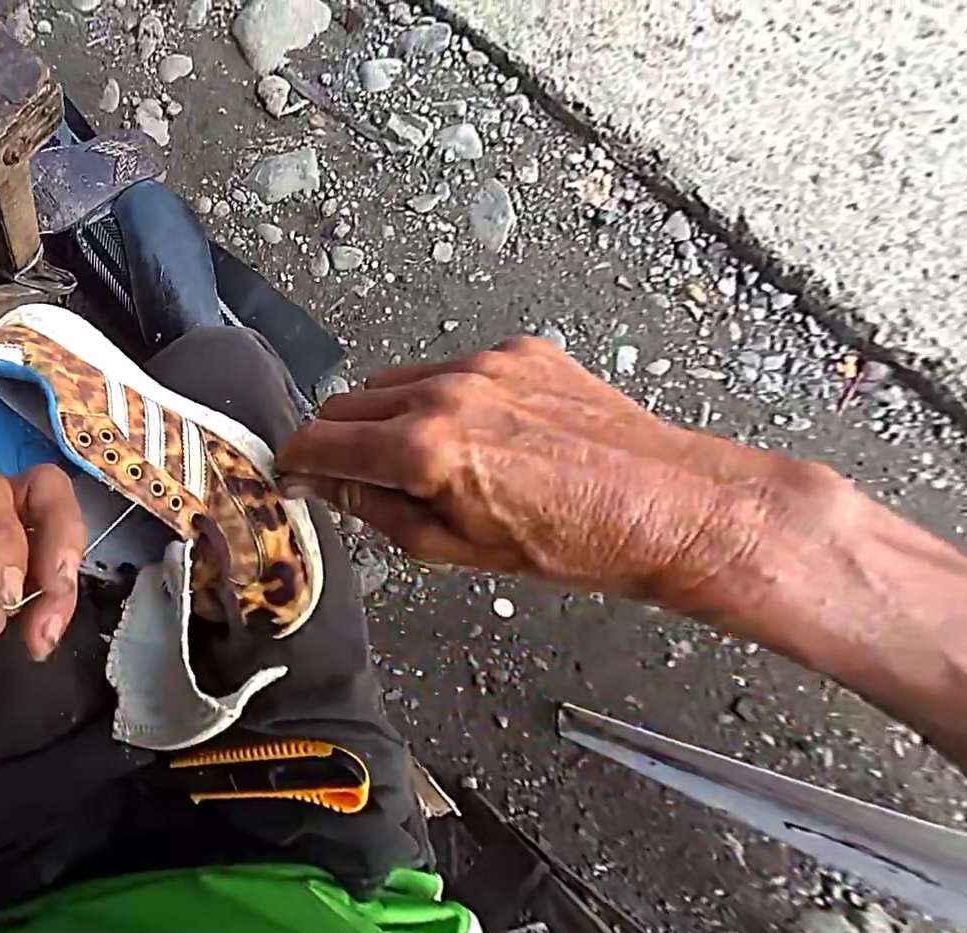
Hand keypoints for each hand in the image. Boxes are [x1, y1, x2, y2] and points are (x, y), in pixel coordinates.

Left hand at [0, 465, 83, 717]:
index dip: (1, 535)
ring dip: (64, 582)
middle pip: (43, 490)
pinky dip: (58, 609)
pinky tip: (38, 641)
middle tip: (52, 588)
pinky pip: (56, 579)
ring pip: (59, 530)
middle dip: (58, 538)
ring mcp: (3, 541)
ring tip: (42, 634)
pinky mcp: (19, 578)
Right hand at [274, 337, 852, 611]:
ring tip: (416, 454)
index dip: (292, 461)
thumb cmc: (567, 542)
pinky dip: (433, 398)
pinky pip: (441, 369)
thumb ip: (368, 507)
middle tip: (351, 472)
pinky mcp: (517, 352)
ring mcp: (483, 366)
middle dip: (333, 440)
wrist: (675, 508)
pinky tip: (469, 429)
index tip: (291, 473)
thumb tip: (324, 483)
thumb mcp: (444, 546)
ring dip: (379, 417)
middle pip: (341, 405)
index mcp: (421, 451)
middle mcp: (444, 395)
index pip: (317, 442)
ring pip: (385, 383)